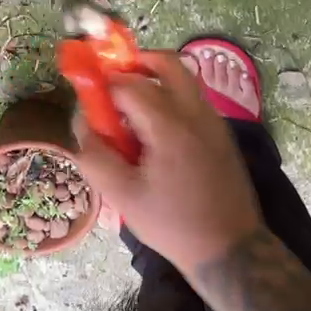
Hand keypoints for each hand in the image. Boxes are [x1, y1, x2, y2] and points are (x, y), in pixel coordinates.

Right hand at [71, 51, 265, 272]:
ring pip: (184, 78)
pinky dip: (172, 97)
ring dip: (155, 79)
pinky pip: (194, 99)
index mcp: (169, 126)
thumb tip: (81, 124)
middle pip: (166, 63)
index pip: (130, 84)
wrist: (229, 247)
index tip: (90, 99)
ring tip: (132, 107)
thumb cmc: (172, 224)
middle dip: (136, 63)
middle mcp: (196, 113)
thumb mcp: (122, 196)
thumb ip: (95, 156)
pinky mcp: (222, 133)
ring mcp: (214, 121)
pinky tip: (156, 130)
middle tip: (113, 81)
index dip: (104, 86)